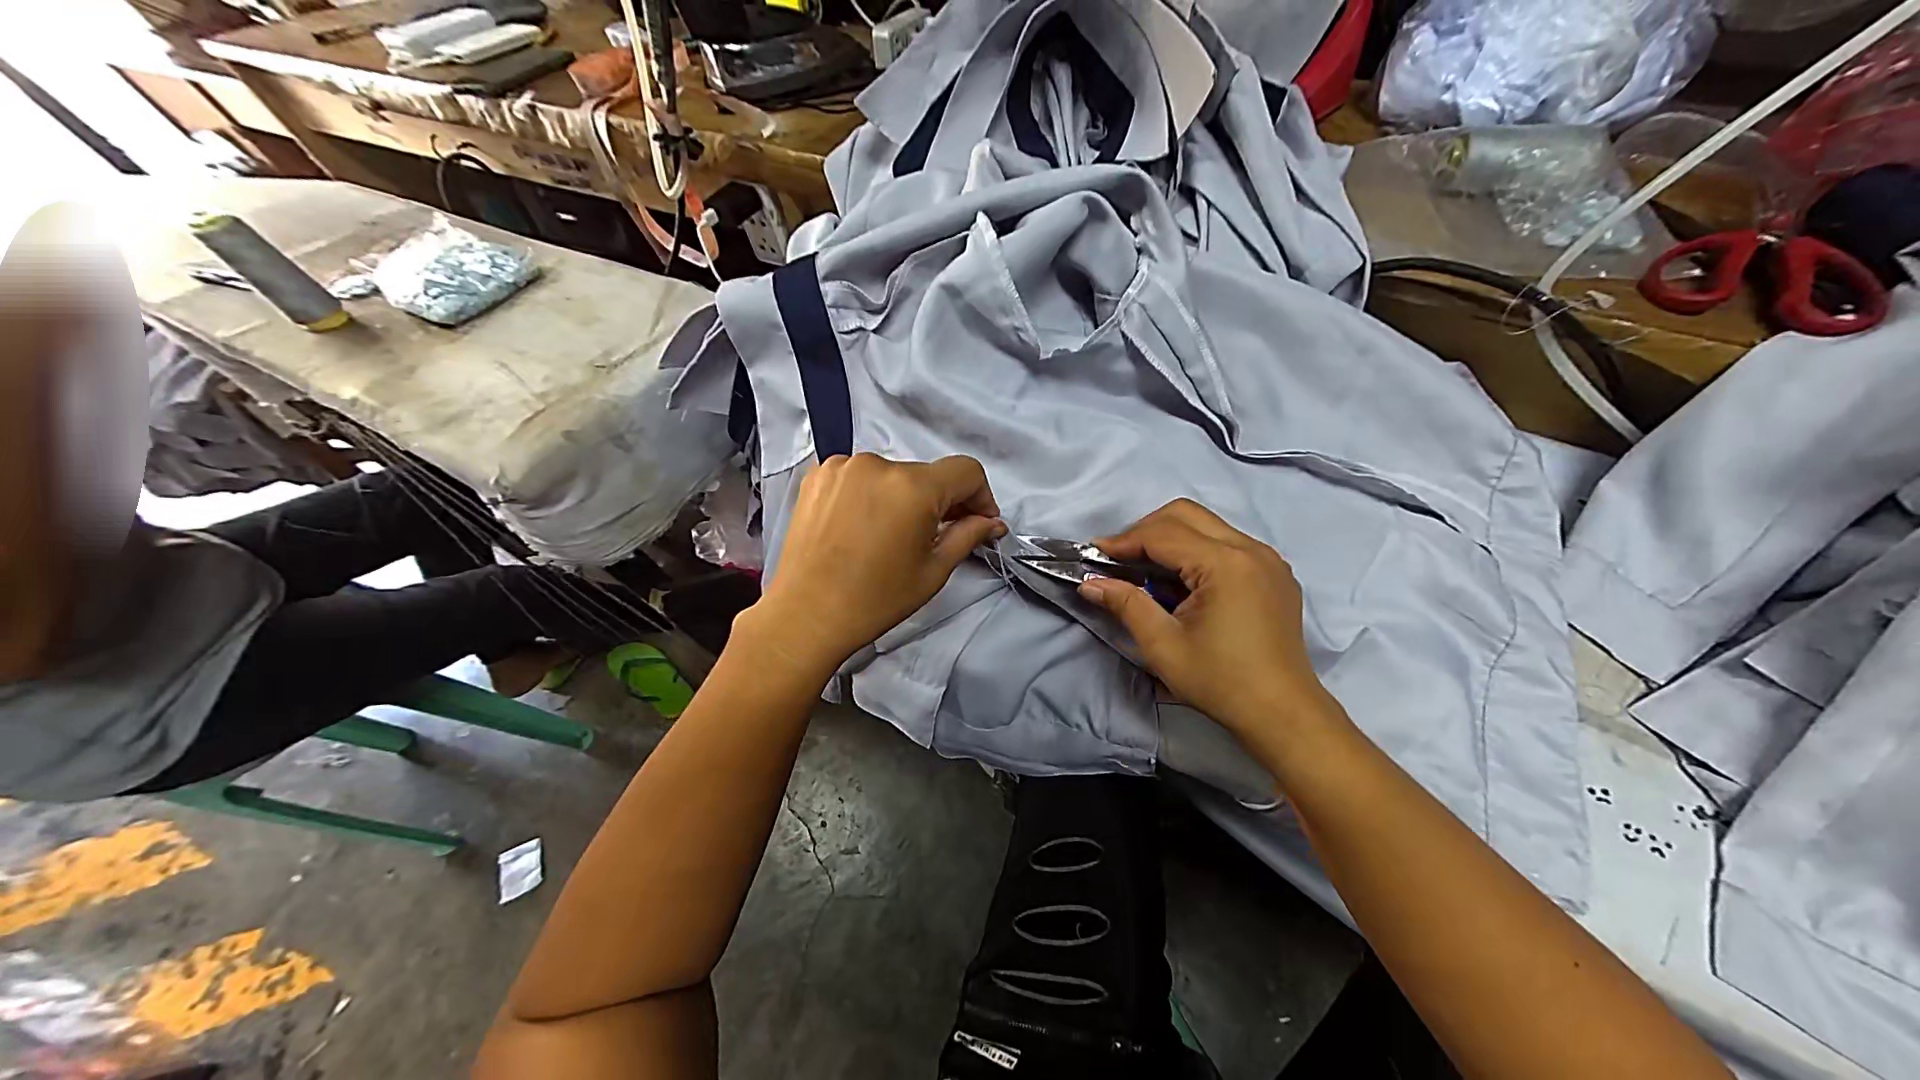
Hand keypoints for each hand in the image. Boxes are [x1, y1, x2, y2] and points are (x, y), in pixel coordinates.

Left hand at [742, 454, 1004, 675]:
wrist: (806, 614)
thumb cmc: (870, 600)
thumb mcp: (932, 571)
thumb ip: (967, 536)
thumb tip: (990, 522)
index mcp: (913, 488)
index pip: (965, 471)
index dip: (981, 496)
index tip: (978, 520)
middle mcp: (878, 466)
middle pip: (928, 474)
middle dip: (940, 501)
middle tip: (937, 536)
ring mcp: (843, 468)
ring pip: (893, 475)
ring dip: (903, 497)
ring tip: (892, 536)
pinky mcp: (818, 477)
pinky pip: (861, 477)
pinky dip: (870, 494)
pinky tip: (865, 526)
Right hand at [1078, 499, 1342, 746]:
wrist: (1282, 713)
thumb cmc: (1220, 682)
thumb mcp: (1163, 645)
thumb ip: (1126, 604)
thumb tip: (1091, 583)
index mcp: (1225, 564)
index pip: (1163, 533)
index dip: (1123, 541)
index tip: (1095, 554)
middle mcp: (1251, 550)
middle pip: (1186, 514)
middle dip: (1146, 530)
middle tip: (1120, 559)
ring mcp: (1268, 560)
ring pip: (1208, 525)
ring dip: (1172, 538)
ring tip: (1147, 571)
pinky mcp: (1275, 574)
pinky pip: (1229, 543)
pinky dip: (1198, 551)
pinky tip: (1183, 582)